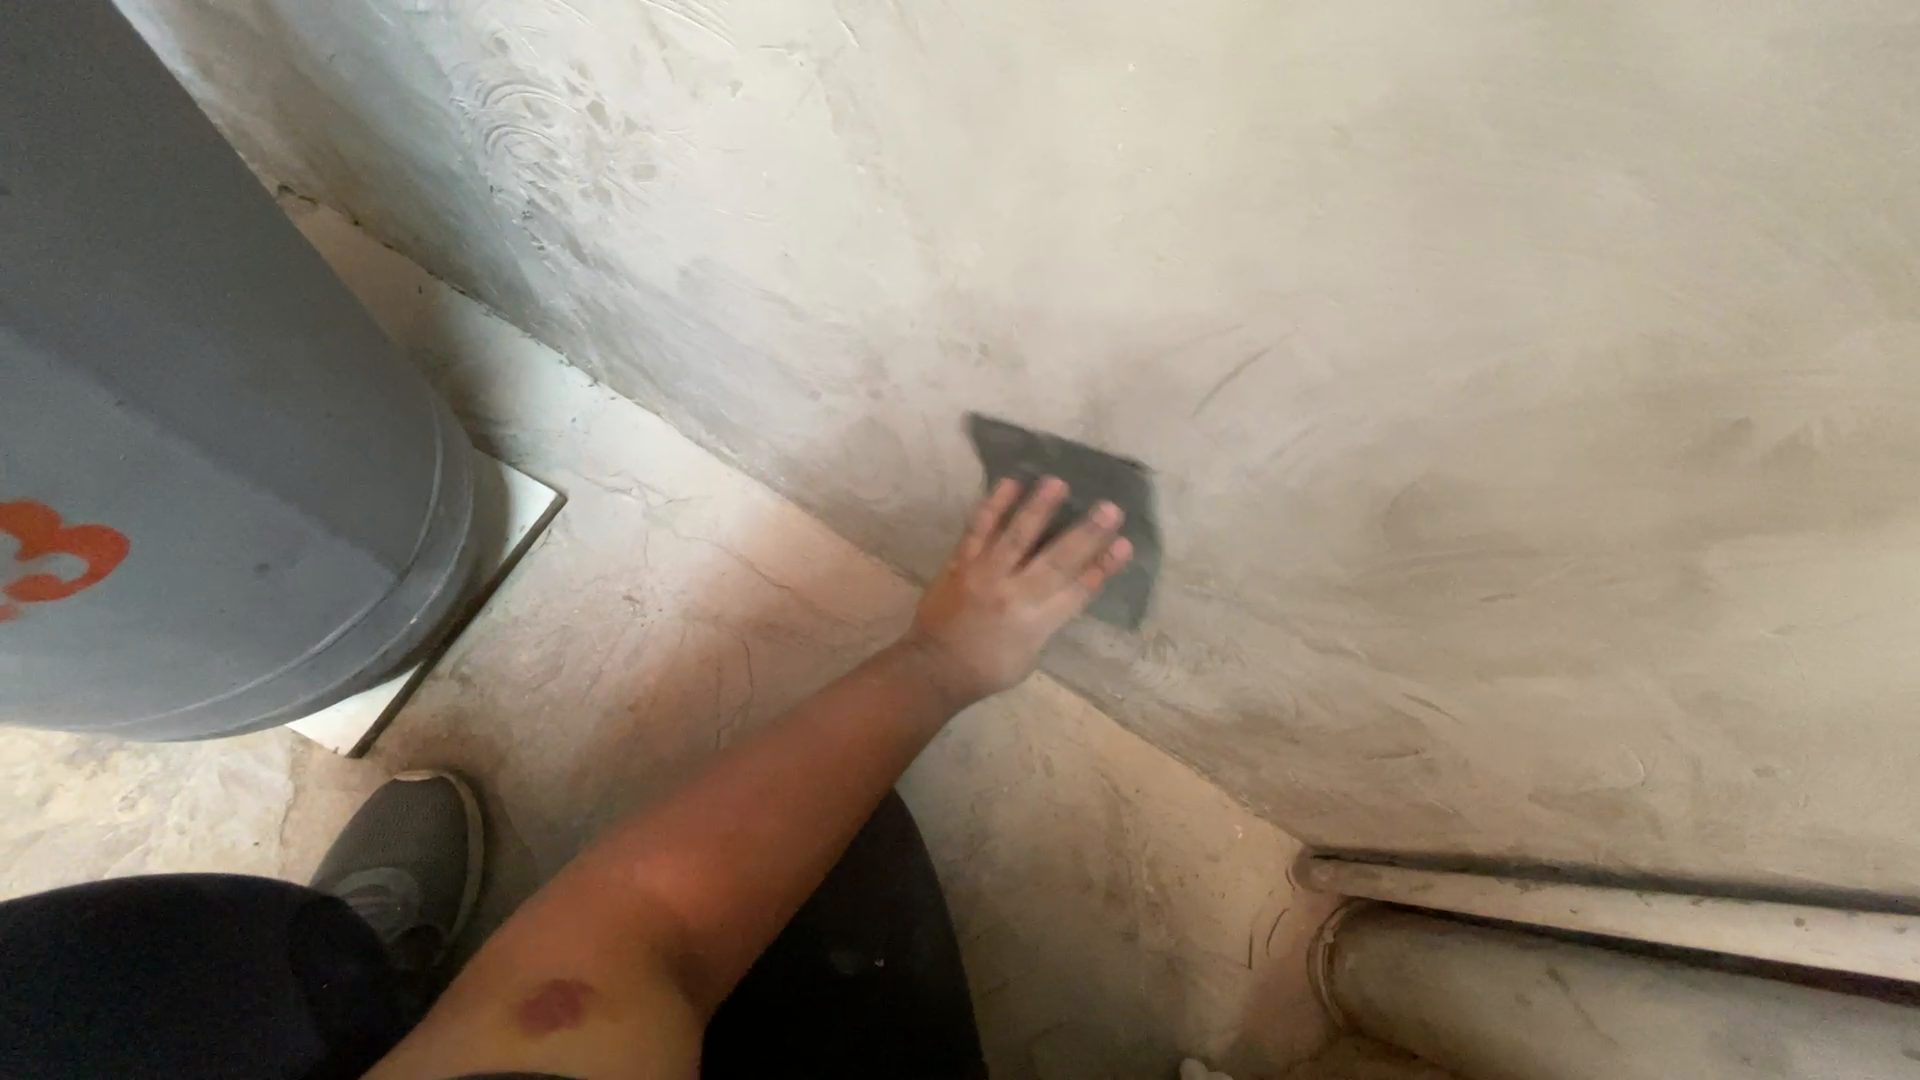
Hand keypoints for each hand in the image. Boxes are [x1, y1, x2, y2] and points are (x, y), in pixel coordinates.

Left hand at [898, 476, 1133, 707]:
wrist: (934, 668)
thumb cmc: (987, 669)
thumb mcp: (1030, 655)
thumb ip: (1048, 619)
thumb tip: (1064, 587)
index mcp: (1036, 622)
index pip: (1078, 591)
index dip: (1103, 567)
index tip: (1125, 543)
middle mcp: (1014, 594)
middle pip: (1057, 560)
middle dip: (1086, 533)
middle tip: (1110, 507)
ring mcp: (985, 575)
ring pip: (1016, 536)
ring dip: (1038, 508)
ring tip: (1057, 482)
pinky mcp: (960, 563)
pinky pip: (978, 530)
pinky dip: (993, 506)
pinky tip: (1009, 484)